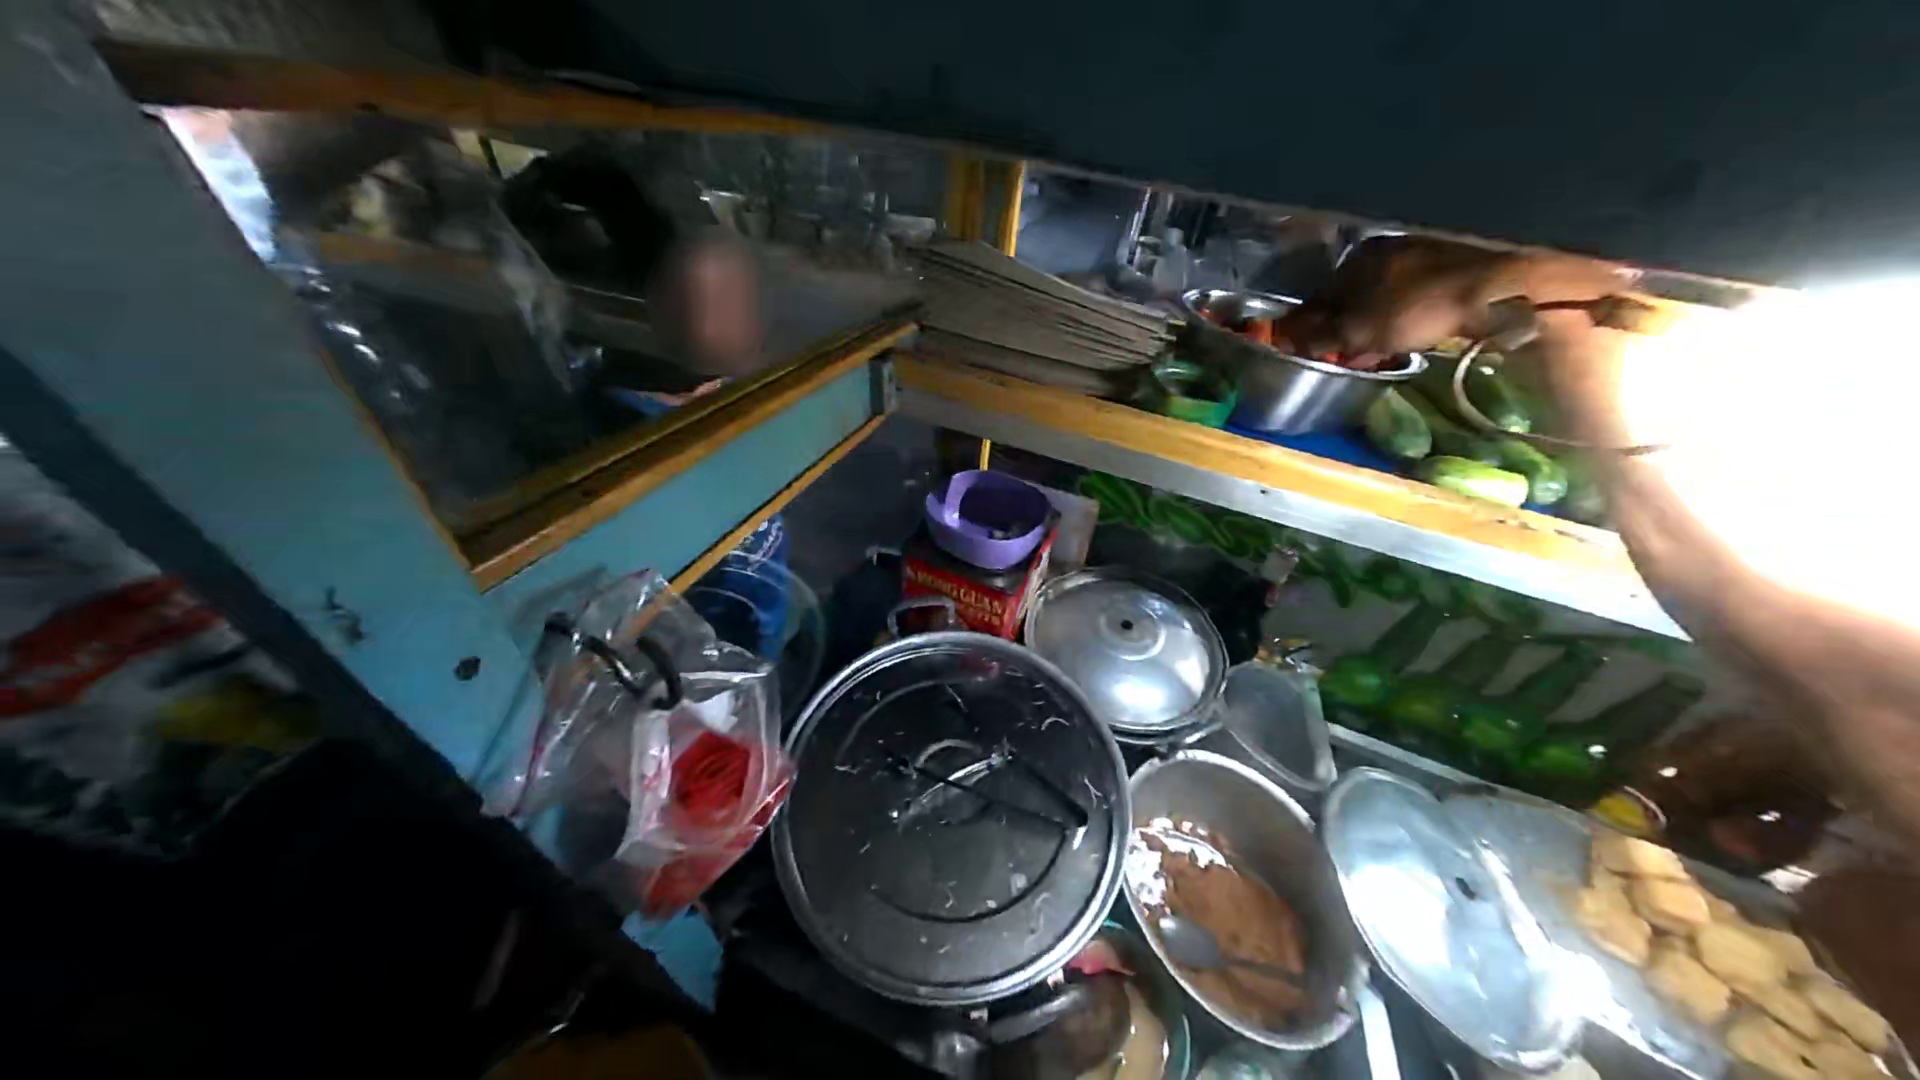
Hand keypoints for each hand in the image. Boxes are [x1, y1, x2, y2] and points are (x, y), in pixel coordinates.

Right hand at [1277, 236, 1630, 360]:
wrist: (1501, 289)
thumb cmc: (1416, 309)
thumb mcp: (1355, 330)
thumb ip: (1315, 334)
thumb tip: (1281, 337)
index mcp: (1356, 259)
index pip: (1318, 298)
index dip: (1310, 329)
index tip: (1312, 352)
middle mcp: (1386, 250)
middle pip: (1350, 298)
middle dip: (1343, 328)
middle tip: (1345, 357)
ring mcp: (1422, 255)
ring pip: (1381, 300)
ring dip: (1373, 326)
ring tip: (1376, 353)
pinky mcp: (1454, 267)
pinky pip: (1411, 300)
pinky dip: (1402, 320)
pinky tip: (1407, 339)